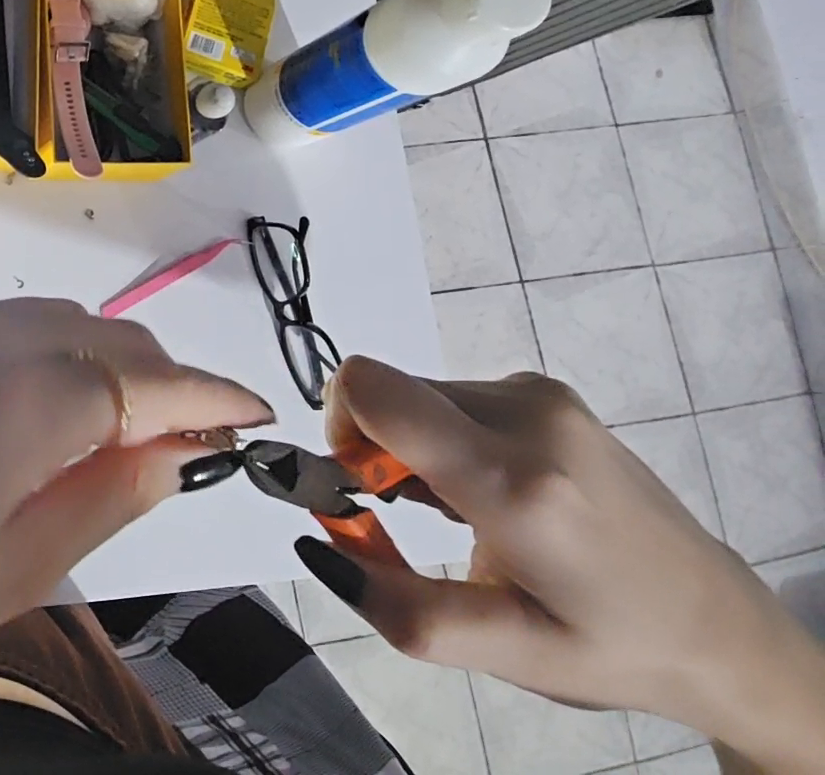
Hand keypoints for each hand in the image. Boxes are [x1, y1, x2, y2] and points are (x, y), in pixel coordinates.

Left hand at [0, 298, 272, 688]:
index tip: (252, 413)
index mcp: (24, 402)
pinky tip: (36, 402)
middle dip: (156, 374)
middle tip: (182, 432)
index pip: (145, 381)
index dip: (209, 395)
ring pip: (49, 319)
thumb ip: (107, 497)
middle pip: (102, 334)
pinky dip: (40, 352)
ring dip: (98, 357)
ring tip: (115, 419)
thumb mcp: (18, 567)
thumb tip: (173, 451)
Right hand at [300, 356, 824, 770]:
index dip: (336, 427)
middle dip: (368, 450)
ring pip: (411, 395)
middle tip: (404, 512)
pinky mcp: (544, 395)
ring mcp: (541, 398)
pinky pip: (445, 396)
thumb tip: (315, 541)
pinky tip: (476, 489)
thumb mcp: (496, 649)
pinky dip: (434, 437)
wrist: (726, 631)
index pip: (372, 390)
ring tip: (450, 509)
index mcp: (515, 482)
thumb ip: (393, 602)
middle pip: (383, 394)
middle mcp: (527, 416)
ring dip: (402, 447)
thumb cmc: (610, 646)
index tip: (359, 485)